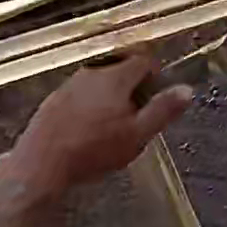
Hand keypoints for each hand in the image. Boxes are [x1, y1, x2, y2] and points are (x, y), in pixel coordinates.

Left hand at [2, 51, 193, 200]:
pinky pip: (80, 94)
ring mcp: (67, 86)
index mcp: (115, 77)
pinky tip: (90, 129)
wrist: (40, 166)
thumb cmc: (95, 150)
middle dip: (134, 85)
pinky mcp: (51, 102)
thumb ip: (163, 109)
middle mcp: (90, 74)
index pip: (143, 60)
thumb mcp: (138, 134)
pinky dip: (91, 104)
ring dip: (111, 95)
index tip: (159, 94)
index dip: (156, 74)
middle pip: (120, 68)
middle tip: (140, 112)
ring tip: (116, 123)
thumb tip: (187, 90)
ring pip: (99, 81)